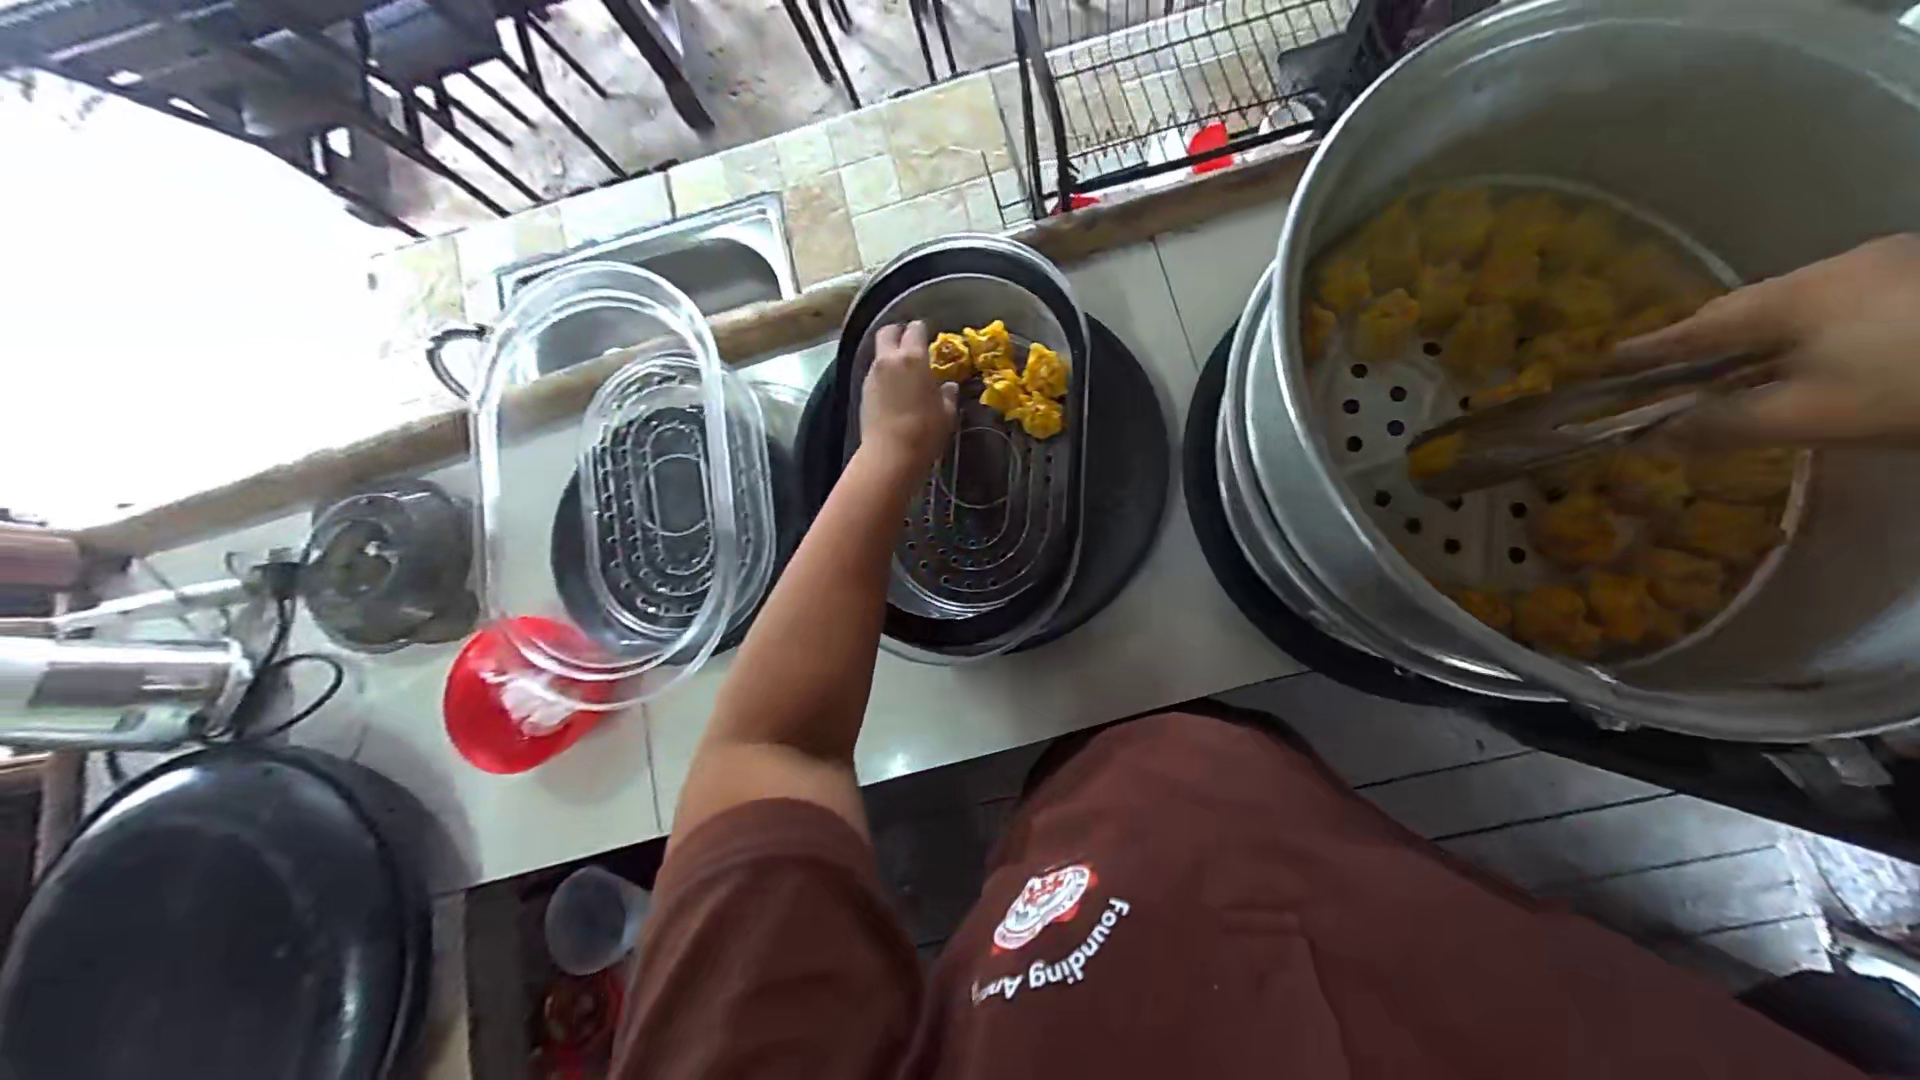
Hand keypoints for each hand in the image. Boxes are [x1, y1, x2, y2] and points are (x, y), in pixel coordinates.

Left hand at [861, 321, 958, 471]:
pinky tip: (893, 391)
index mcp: (913, 358)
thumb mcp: (947, 413)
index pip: (916, 330)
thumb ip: (948, 395)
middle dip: (899, 333)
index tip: (928, 338)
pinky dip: (884, 375)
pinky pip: (875, 373)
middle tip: (910, 343)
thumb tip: (948, 386)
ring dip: (890, 356)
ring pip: (880, 353)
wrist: (891, 454)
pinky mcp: (864, 391)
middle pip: (889, 332)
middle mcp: (889, 359)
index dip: (922, 331)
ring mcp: (873, 375)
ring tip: (903, 372)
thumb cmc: (925, 431)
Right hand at [1611, 234, 1919, 444]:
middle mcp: (1841, 268)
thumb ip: (1720, 424)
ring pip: (1795, 309)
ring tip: (1735, 374)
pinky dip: (1805, 338)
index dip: (1647, 350)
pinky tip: (1809, 361)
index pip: (1696, 327)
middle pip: (1745, 310)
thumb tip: (1649, 436)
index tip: (1603, 364)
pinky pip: (1839, 310)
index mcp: (1799, 295)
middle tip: (1669, 375)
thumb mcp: (1811, 416)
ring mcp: (1896, 269)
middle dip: (1701, 344)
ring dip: (1756, 343)